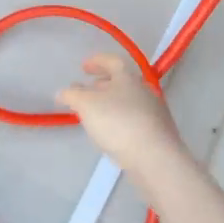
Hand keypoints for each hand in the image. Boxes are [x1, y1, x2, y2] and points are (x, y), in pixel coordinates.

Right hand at [56, 54, 184, 169]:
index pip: (112, 61)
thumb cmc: (118, 123)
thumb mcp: (86, 105)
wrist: (157, 161)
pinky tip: (113, 137)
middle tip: (87, 93)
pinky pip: (137, 123)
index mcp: (128, 77)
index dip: (96, 61)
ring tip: (97, 118)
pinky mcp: (160, 137)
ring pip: (129, 103)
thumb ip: (72, 95)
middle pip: (122, 82)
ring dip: (112, 106)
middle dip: (102, 86)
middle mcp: (144, 91)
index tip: (83, 68)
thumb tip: (62, 92)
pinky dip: (123, 124)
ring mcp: (155, 115)